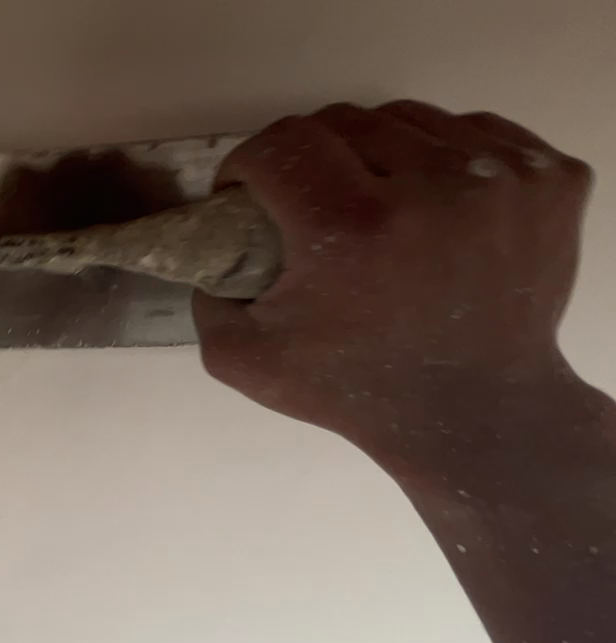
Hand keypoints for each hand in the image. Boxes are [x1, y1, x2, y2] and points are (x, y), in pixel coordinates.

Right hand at [195, 101, 596, 475]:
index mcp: (347, 229)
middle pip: (340, 121)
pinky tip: (415, 203)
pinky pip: (472, 133)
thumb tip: (214, 251)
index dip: (244, 163)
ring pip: (406, 119)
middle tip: (289, 199)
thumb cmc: (342, 386)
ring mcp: (501, 175)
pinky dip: (431, 157)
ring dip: (363, 152)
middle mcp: (431, 185)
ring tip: (355, 200)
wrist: (465, 405)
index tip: (240, 195)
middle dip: (297, 155)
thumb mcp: (235, 357)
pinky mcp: (551, 177)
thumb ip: (208, 297)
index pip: (280, 145)